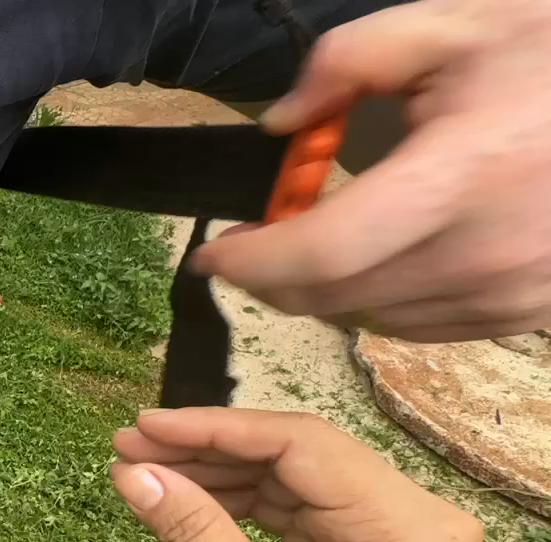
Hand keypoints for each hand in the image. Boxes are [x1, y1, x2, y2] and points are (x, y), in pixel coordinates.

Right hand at [109, 408, 482, 541]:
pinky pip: (291, 509)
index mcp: (405, 524)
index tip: (141, 426)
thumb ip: (193, 534)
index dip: (214, 428)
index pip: (302, 445)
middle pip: (296, 455)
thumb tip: (132, 474)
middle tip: (127, 448)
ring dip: (215, 474)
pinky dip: (235, 504)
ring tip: (144, 472)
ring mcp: (390, 534)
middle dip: (207, 448)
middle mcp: (411, 516)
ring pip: (289, 479)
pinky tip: (187, 503)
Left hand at [192, 0, 550, 341]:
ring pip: (357, 315)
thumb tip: (279, 122)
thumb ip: (353, 57)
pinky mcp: (528, 313)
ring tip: (333, 236)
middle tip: (256, 241)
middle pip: (319, 295)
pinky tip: (397, 252)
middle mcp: (487, 251)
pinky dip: (379, 296)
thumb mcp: (468, 25)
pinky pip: (411, 324)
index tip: (210, 252)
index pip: (312, 257)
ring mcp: (512, 292)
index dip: (245, 262)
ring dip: (323, 286)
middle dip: (268, 274)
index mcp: (466, 177)